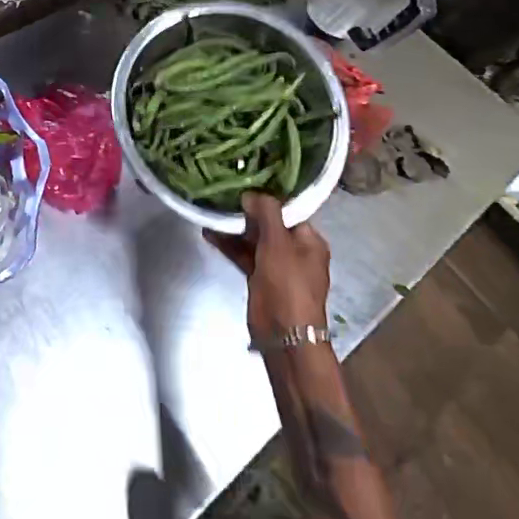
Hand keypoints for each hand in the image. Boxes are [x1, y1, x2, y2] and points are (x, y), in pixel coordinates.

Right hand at [205, 192, 330, 335]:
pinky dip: (229, 245)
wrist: (284, 335)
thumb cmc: (287, 284)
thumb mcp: (278, 243)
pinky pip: (244, 255)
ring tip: (212, 209)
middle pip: (270, 224)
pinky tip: (209, 233)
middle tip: (223, 194)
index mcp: (310, 241)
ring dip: (235, 228)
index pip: (289, 211)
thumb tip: (251, 193)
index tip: (244, 183)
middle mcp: (295, 250)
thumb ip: (266, 214)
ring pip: (254, 240)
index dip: (268, 198)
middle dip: (247, 211)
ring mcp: (276, 266)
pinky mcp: (260, 278)